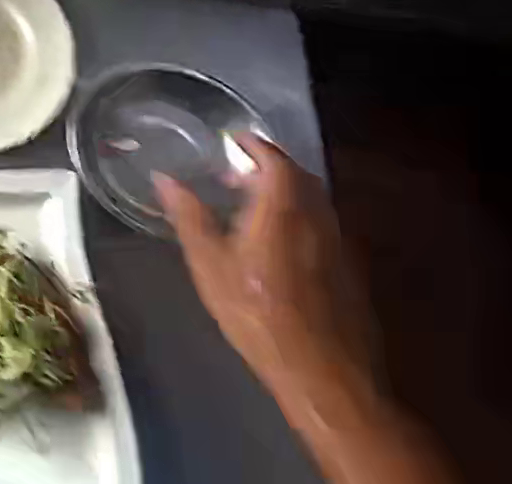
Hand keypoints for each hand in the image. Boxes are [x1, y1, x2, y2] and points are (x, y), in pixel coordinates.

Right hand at [153, 134, 377, 422]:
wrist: (322, 373)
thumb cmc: (256, 310)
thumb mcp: (208, 262)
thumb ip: (188, 214)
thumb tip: (163, 177)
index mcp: (282, 208)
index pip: (275, 159)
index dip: (255, 144)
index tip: (233, 138)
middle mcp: (316, 217)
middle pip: (298, 176)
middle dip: (269, 164)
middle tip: (236, 168)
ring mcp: (337, 243)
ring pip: (313, 200)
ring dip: (284, 190)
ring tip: (251, 202)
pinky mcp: (348, 269)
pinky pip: (321, 223)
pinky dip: (298, 213)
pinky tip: (275, 238)